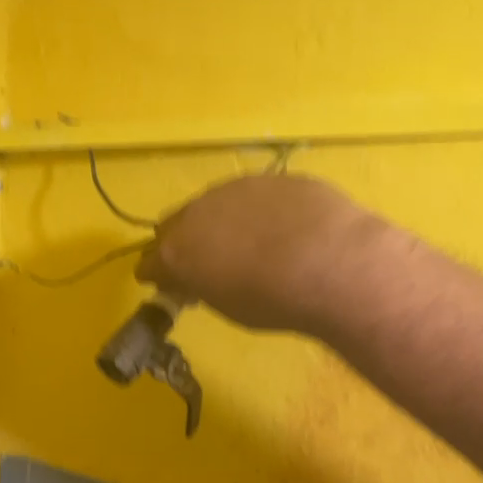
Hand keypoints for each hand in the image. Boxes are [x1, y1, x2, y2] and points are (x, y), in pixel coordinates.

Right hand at [136, 174, 373, 333]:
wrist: (333, 264)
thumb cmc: (272, 300)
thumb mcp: (225, 306)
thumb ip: (202, 285)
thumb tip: (197, 278)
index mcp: (176, 250)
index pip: (149, 263)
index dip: (160, 276)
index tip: (175, 287)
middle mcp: (197, 211)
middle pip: (176, 223)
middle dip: (186, 241)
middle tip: (211, 263)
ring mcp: (236, 188)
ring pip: (216, 203)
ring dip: (224, 220)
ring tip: (255, 244)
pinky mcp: (274, 177)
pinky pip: (257, 195)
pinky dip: (262, 211)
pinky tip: (288, 229)